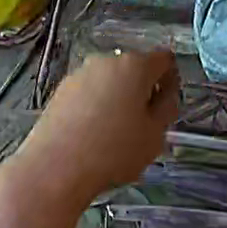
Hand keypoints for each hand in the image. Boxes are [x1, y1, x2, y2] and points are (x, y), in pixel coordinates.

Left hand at [10, 50, 179, 207]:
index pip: (164, 59)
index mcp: (135, 65)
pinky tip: (91, 134)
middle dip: (142, 89)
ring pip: (110, 80)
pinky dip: (95, 105)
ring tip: (113, 133)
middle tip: (142, 123)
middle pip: (134, 68)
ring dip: (118, 97)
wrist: (55, 167)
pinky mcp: (61, 89)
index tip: (166, 105)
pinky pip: (89, 92)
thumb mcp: (155, 135)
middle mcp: (107, 60)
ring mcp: (80, 73)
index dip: (171, 80)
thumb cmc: (114, 151)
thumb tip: (164, 95)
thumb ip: (166, 109)